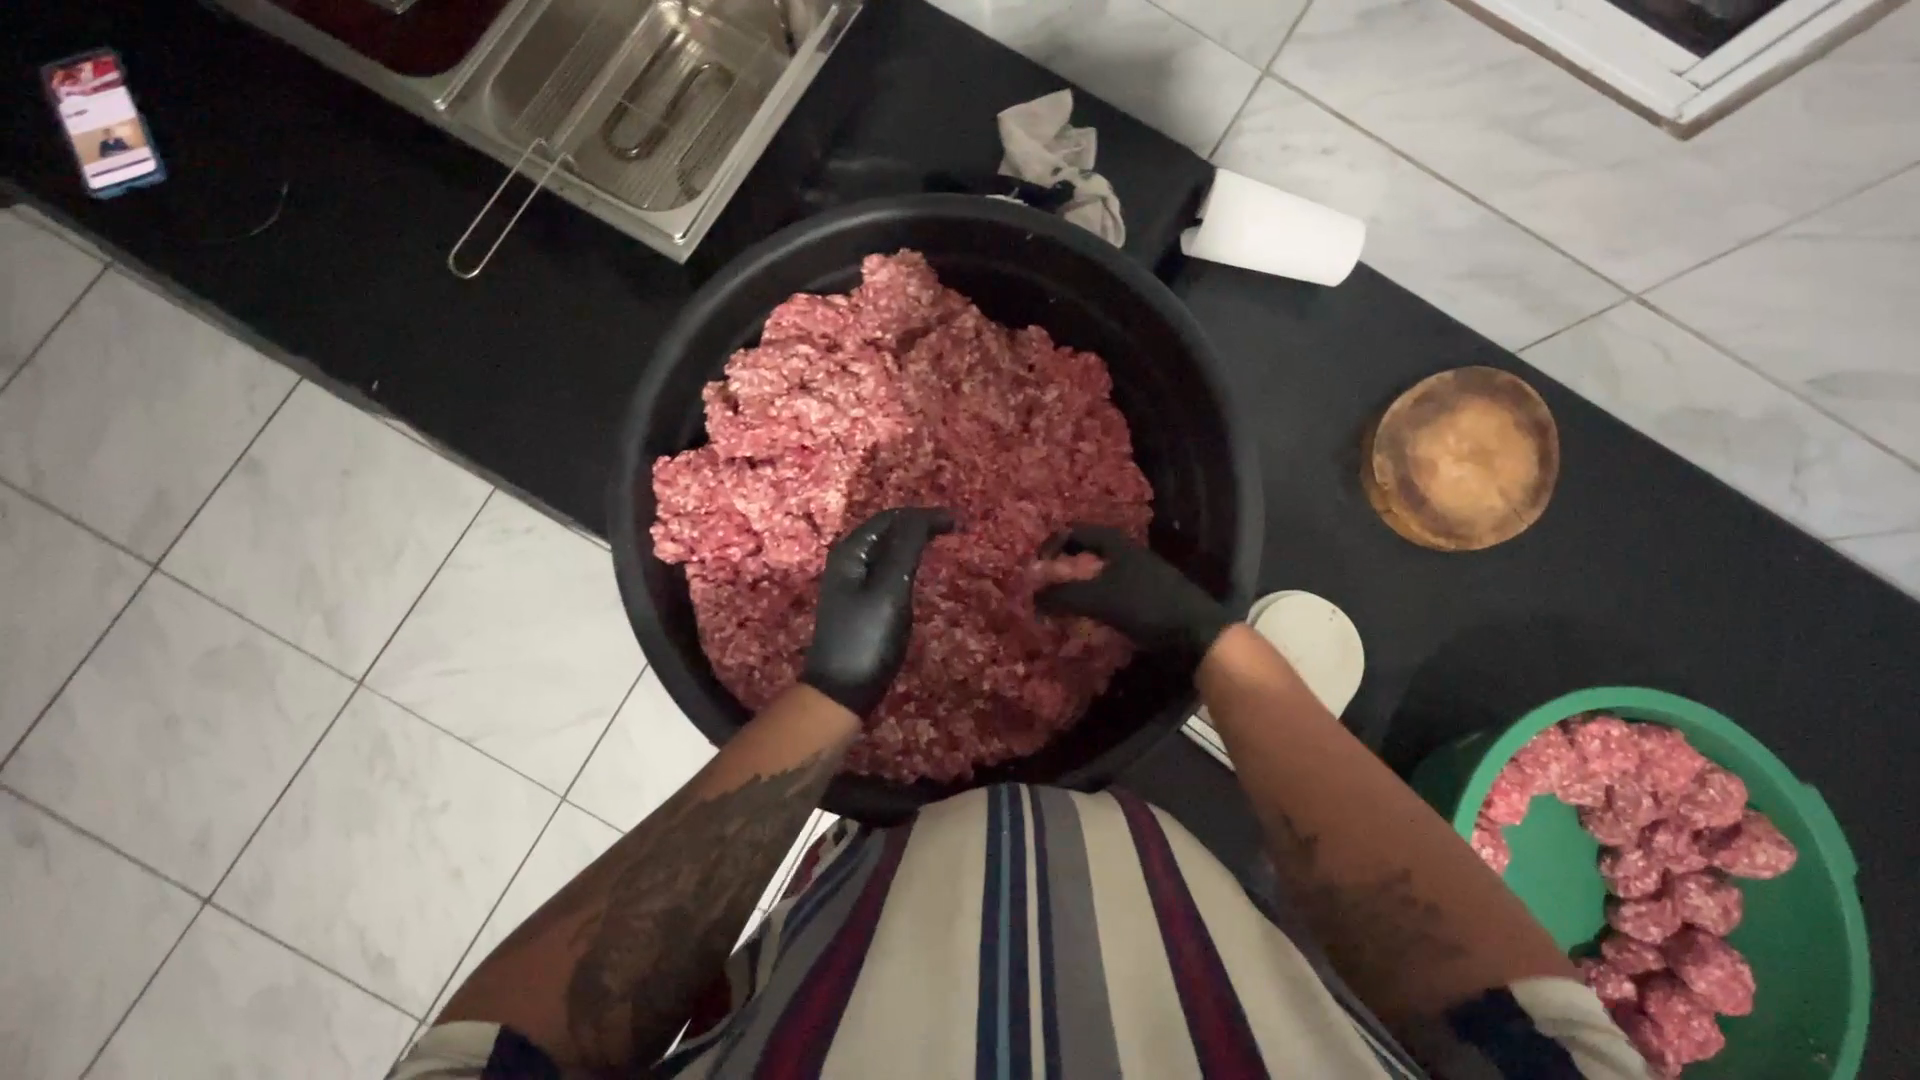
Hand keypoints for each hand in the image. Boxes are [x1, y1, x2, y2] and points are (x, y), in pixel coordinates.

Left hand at [803, 507, 954, 716]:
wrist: (841, 691)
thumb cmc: (866, 638)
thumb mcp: (889, 591)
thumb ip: (905, 550)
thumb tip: (924, 516)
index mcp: (850, 553)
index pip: (891, 518)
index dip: (923, 515)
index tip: (957, 521)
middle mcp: (848, 562)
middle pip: (887, 532)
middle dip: (919, 525)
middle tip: (954, 529)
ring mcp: (852, 585)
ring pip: (887, 552)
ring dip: (913, 544)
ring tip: (941, 544)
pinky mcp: (861, 605)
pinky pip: (886, 573)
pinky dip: (907, 565)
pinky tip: (919, 573)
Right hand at [1035, 525, 1232, 664]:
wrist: (1196, 634)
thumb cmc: (1147, 606)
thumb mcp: (1100, 599)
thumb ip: (1063, 595)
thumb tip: (1032, 598)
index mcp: (1115, 543)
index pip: (1072, 532)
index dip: (1050, 545)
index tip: (1034, 568)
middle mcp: (1125, 554)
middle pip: (1083, 553)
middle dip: (1060, 569)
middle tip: (1041, 588)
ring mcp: (1136, 576)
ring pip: (1095, 576)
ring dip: (1074, 589)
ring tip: (1056, 607)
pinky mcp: (1143, 599)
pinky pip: (1107, 596)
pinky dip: (1090, 604)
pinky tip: (1082, 621)